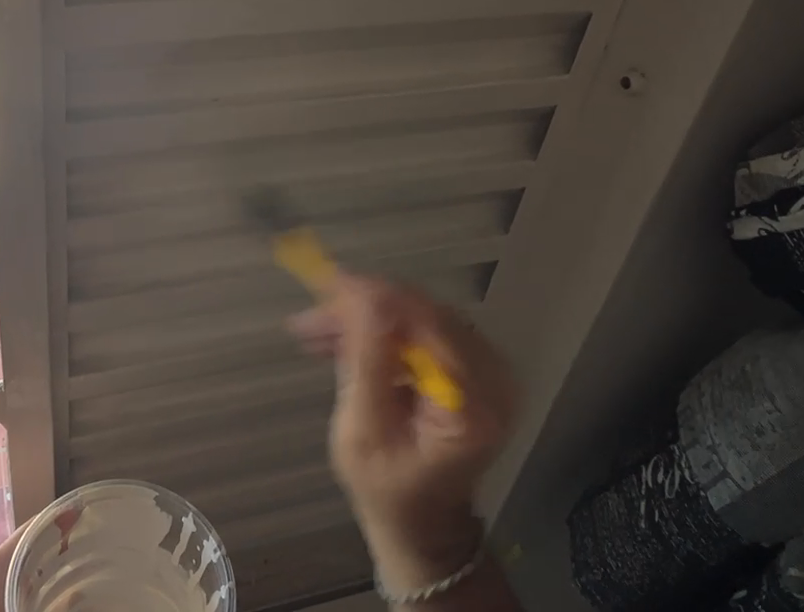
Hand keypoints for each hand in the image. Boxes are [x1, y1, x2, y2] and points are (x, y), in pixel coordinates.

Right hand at [290, 273, 518, 594]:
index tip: (325, 283)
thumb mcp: (363, 432)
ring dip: (365, 319)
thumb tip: (365, 295)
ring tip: (316, 332)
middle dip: (361, 309)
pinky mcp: (473, 367)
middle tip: (309, 319)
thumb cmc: (386, 489)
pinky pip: (422, 329)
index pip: (426, 324)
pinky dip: (382, 331)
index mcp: (473, 404)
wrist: (421, 521)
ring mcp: (488, 370)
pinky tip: (344, 341)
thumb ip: (367, 361)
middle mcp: (494, 379)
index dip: (375, 297)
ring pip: (417, 316)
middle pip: (422, 314)